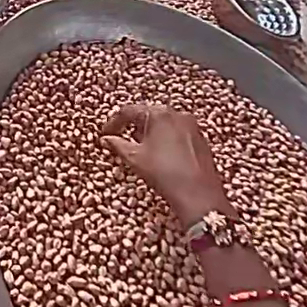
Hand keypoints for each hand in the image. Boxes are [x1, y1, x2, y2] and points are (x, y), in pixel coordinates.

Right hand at [101, 104, 231, 222]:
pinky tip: (160, 156)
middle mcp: (178, 115)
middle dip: (133, 127)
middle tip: (121, 140)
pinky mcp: (200, 140)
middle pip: (148, 115)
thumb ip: (117, 144)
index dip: (114, 123)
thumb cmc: (165, 173)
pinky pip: (177, 134)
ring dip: (149, 133)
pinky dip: (165, 140)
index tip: (106, 134)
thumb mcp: (134, 158)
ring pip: (164, 124)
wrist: (198, 195)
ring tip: (140, 150)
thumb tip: (107, 139)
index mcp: (159, 114)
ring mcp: (192, 127)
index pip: (129, 111)